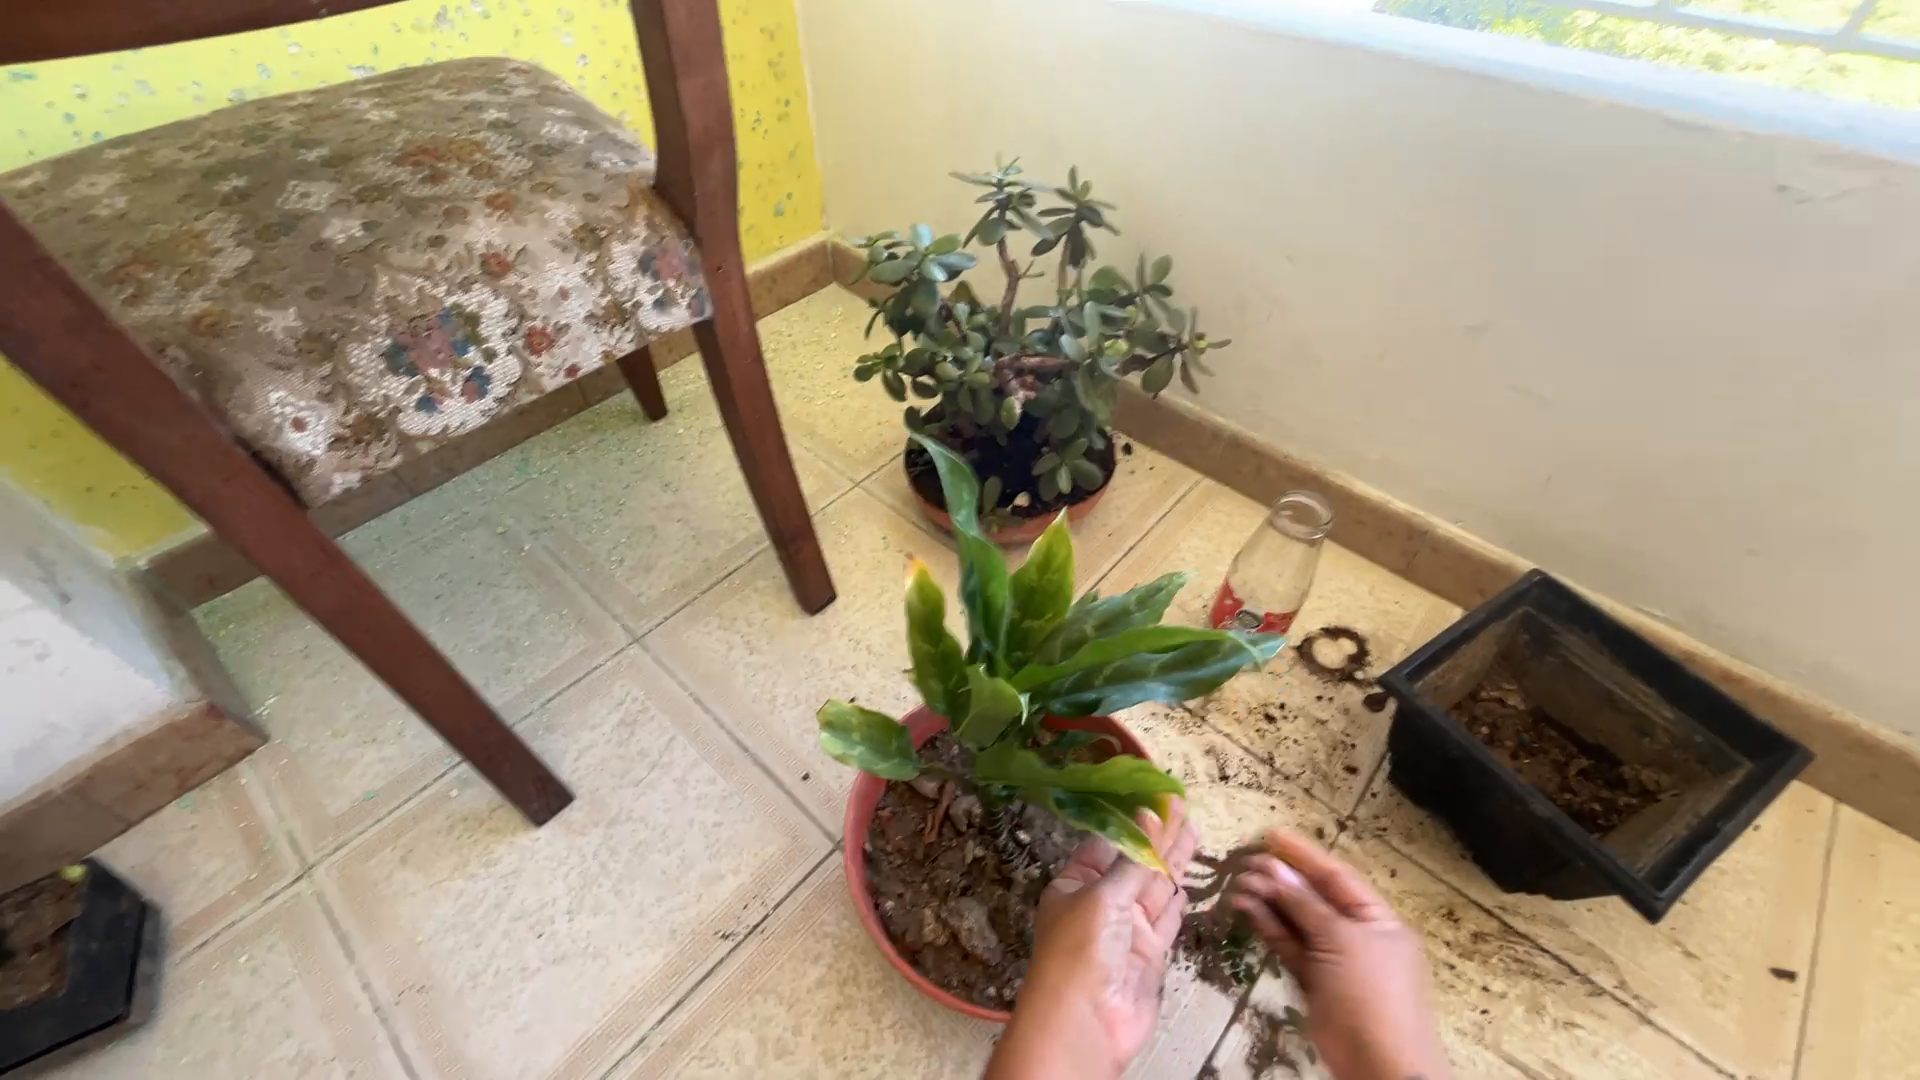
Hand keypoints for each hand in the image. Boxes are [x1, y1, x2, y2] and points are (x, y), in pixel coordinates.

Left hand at [986, 798, 1199, 1079]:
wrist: (1086, 1023)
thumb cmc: (1082, 949)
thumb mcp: (1103, 896)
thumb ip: (1134, 861)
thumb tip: (1150, 813)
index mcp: (1075, 883)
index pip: (1107, 844)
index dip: (1132, 823)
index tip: (1154, 798)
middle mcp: (1101, 902)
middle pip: (1135, 863)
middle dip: (1159, 836)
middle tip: (1183, 804)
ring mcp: (1127, 929)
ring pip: (1155, 888)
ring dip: (1173, 861)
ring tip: (1192, 830)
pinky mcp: (1150, 954)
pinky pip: (1166, 920)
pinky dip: (1176, 900)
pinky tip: (1185, 880)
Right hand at [1232, 830, 1451, 1079]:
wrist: (1379, 1068)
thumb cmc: (1372, 994)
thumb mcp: (1342, 939)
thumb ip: (1304, 903)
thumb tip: (1273, 869)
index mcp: (1378, 921)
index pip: (1337, 876)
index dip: (1304, 854)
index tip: (1271, 834)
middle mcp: (1357, 935)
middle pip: (1314, 897)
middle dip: (1281, 878)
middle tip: (1247, 861)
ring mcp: (1334, 959)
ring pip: (1297, 920)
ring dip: (1269, 900)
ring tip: (1239, 882)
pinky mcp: (1313, 981)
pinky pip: (1288, 945)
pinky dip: (1268, 926)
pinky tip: (1245, 907)